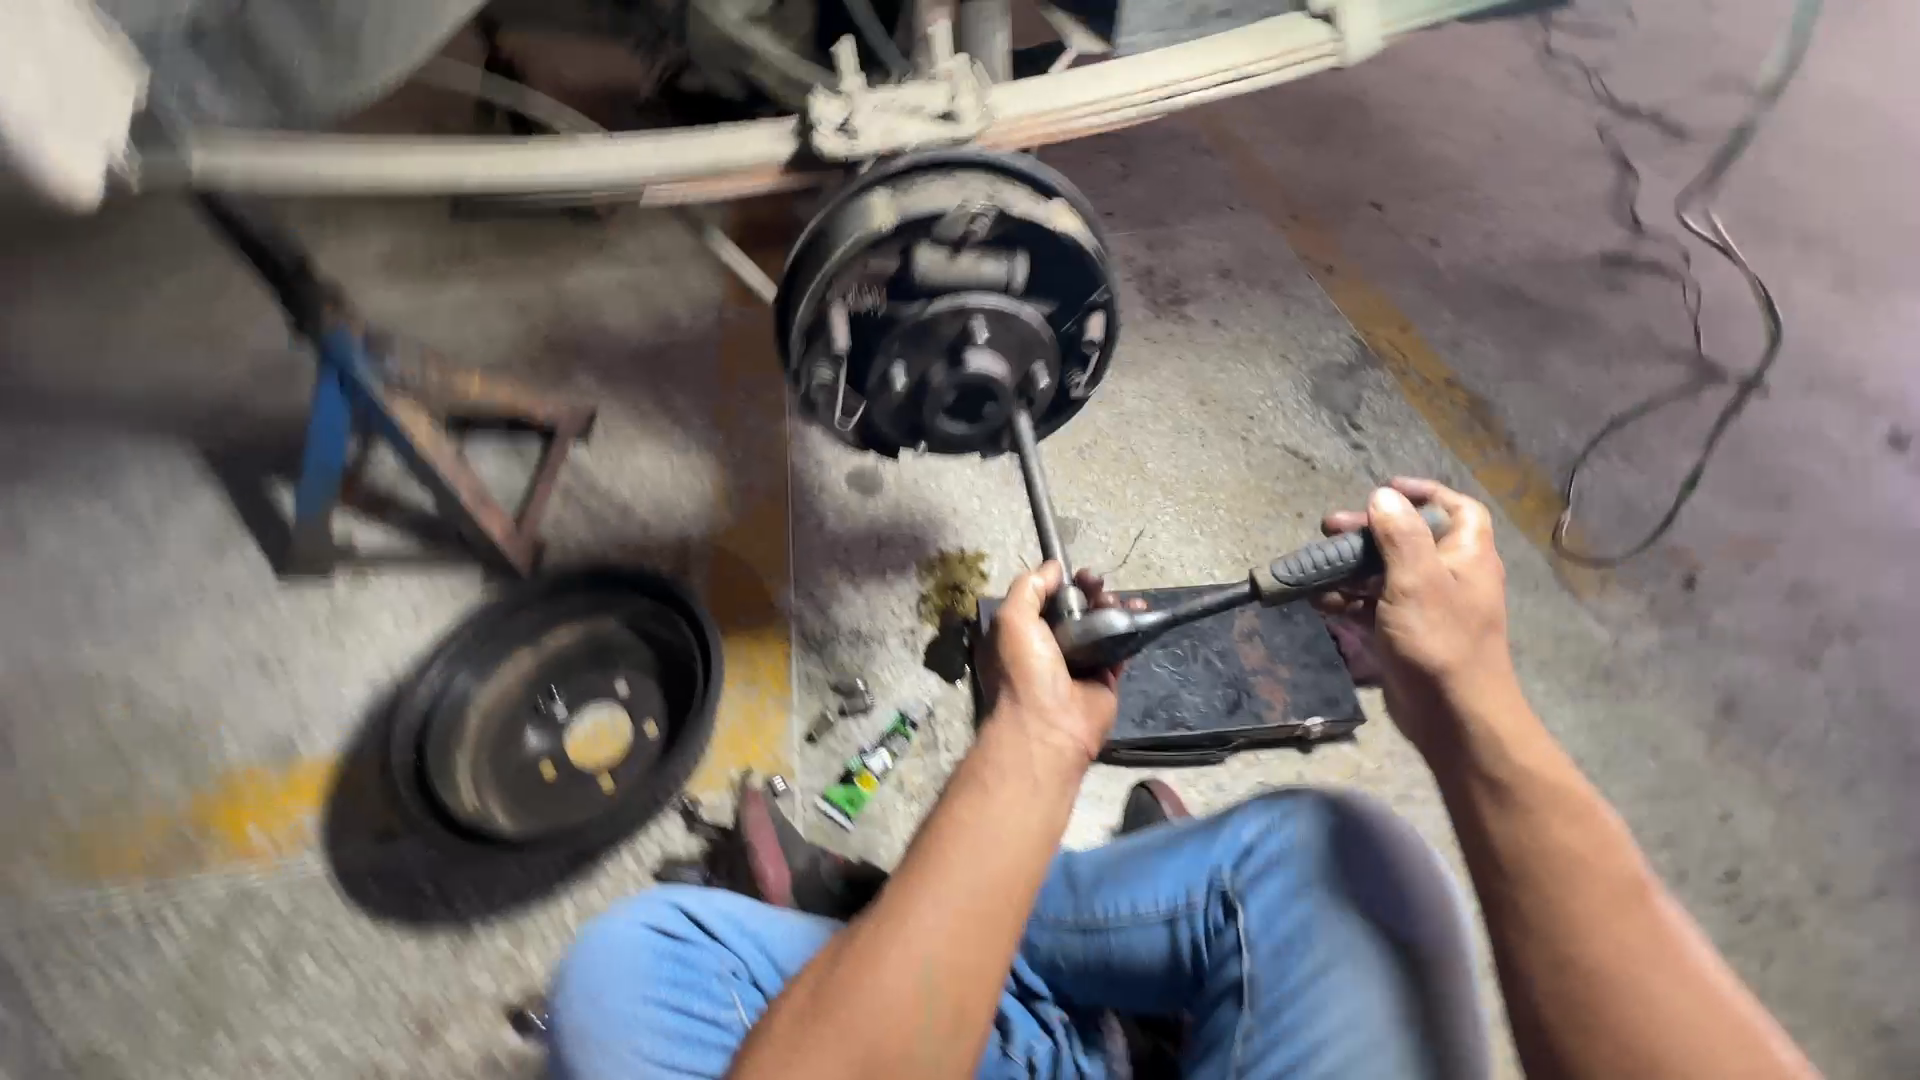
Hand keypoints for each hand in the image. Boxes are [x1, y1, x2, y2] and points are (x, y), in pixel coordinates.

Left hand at [979, 562, 1141, 765]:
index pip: (1042, 600)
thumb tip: (1053, 567)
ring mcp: (1078, 663)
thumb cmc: (1022, 669)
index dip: (1059, 583)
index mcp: (1019, 635)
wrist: (1048, 726)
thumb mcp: (1011, 618)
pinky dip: (1131, 627)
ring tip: (1119, 599)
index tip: (1075, 574)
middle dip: (1089, 591)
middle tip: (1100, 584)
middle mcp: (1047, 648)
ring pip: (1099, 624)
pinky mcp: (1105, 678)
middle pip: (1075, 609)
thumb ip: (1029, 587)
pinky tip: (1139, 609)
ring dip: (1111, 605)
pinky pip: (1120, 646)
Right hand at [1312, 478, 1518, 752]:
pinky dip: (1346, 601)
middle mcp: (1449, 577)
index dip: (1425, 493)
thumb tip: (1383, 497)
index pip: (1457, 509)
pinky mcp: (1403, 634)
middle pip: (1407, 540)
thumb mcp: (1417, 579)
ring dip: (1348, 568)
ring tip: (1315, 568)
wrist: (1452, 714)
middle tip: (1330, 529)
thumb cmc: (1440, 641)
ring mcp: (1425, 608)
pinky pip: (1370, 606)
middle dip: (1367, 532)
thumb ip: (1400, 534)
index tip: (1385, 489)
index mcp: (1466, 557)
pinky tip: (1318, 601)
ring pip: (1383, 574)